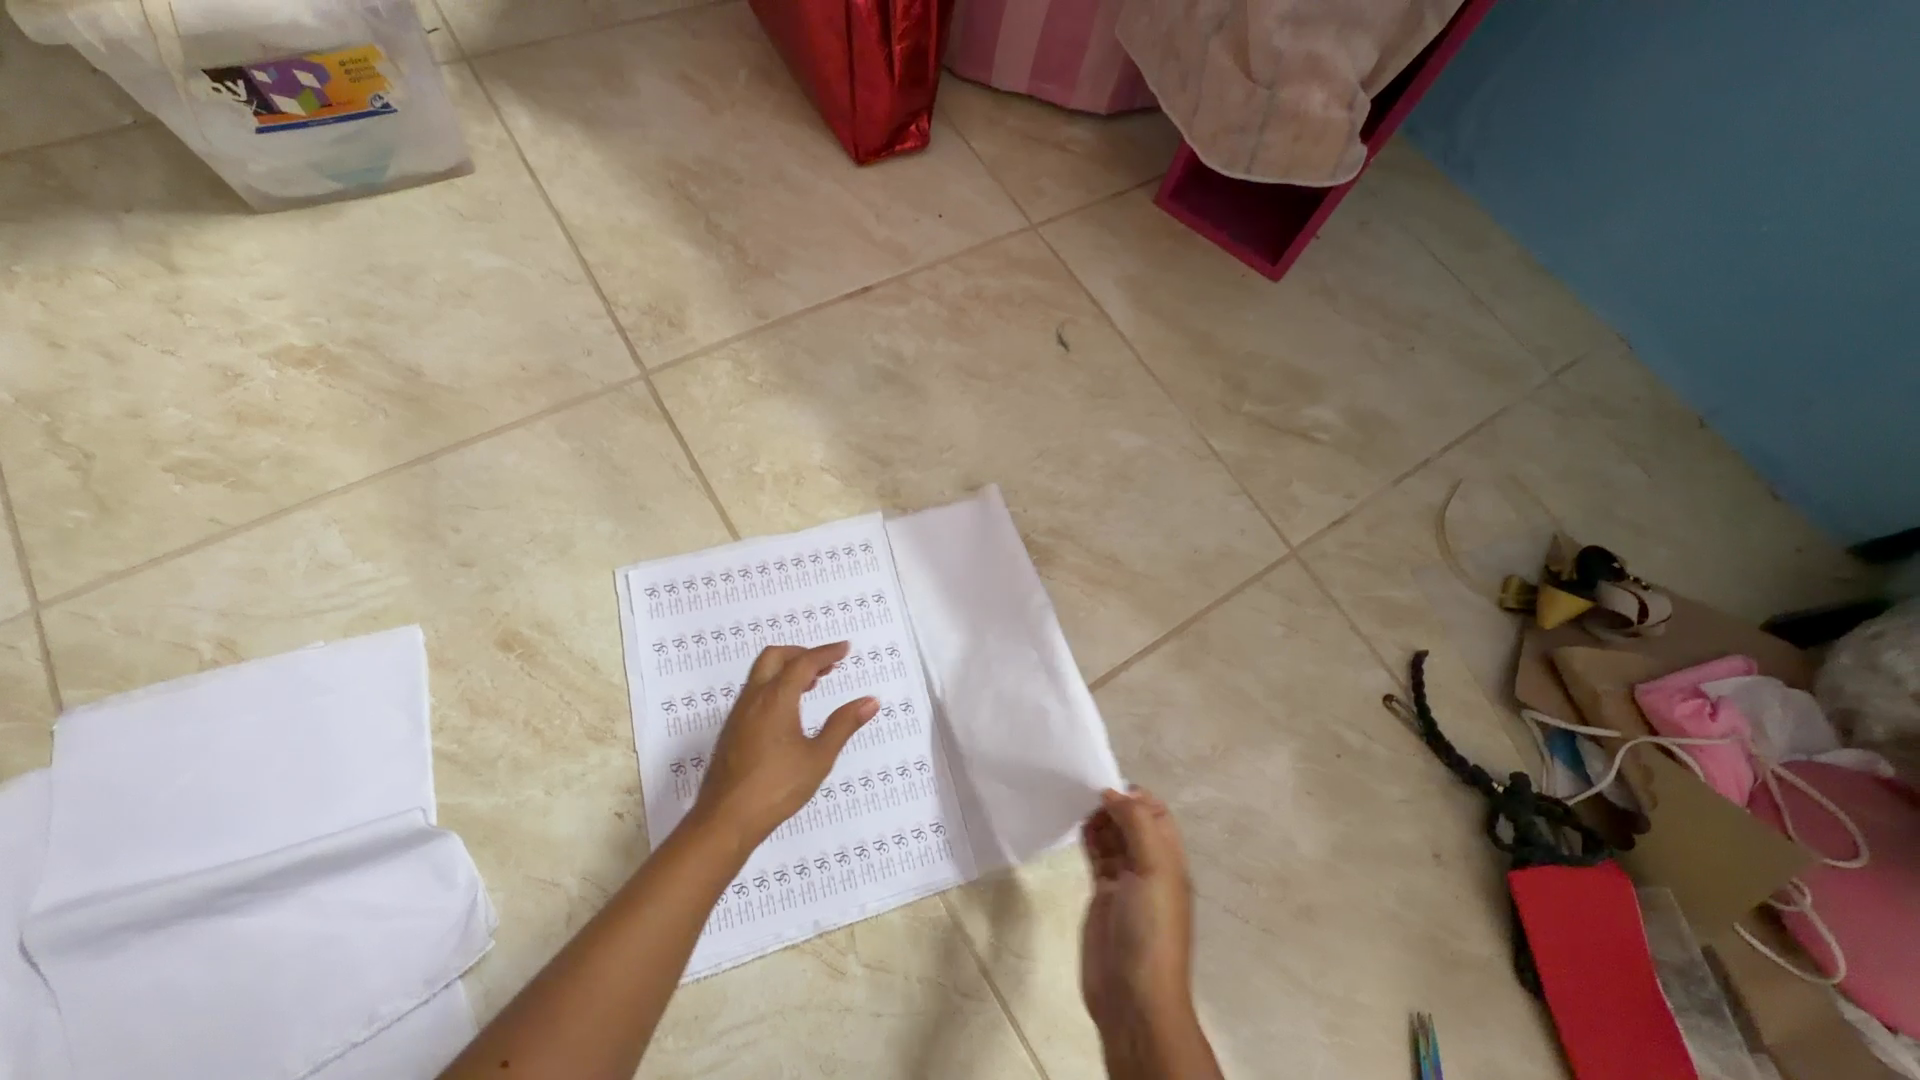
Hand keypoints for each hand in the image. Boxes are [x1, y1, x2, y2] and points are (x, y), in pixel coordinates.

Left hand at [690, 642, 876, 845]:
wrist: (726, 819)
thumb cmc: (776, 788)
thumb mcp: (819, 758)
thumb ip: (843, 725)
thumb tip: (869, 701)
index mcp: (776, 700)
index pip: (803, 663)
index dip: (826, 652)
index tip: (845, 649)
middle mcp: (753, 699)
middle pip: (774, 657)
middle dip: (802, 653)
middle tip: (827, 665)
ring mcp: (738, 715)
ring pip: (760, 674)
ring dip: (787, 670)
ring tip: (812, 685)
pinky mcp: (732, 731)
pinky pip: (753, 693)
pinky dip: (774, 686)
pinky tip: (789, 711)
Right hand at [1080, 787, 1193, 1032]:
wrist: (1133, 996)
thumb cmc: (1150, 929)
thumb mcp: (1154, 870)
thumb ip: (1136, 826)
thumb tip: (1113, 793)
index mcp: (1170, 859)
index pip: (1156, 814)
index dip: (1134, 797)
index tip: (1104, 784)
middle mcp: (1150, 866)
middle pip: (1133, 823)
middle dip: (1113, 804)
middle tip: (1083, 790)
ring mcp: (1125, 882)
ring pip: (1113, 838)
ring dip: (1099, 820)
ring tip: (1075, 803)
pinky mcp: (1103, 896)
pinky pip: (1098, 857)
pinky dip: (1089, 840)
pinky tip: (1076, 827)